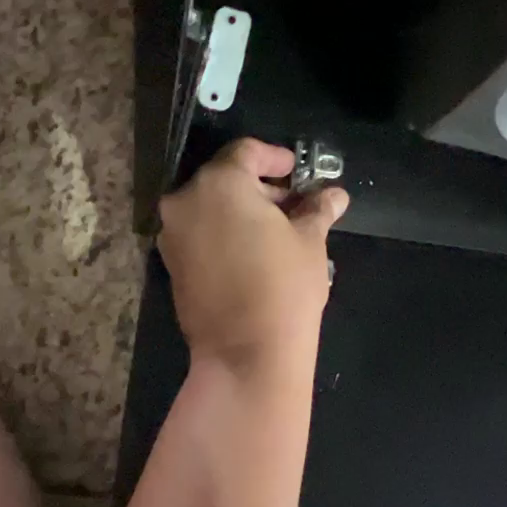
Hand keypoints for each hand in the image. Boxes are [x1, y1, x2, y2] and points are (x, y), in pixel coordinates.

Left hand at [157, 138, 349, 373]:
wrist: (246, 353)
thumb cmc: (284, 286)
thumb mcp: (309, 241)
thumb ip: (317, 210)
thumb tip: (335, 195)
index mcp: (219, 183)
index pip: (247, 152)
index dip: (276, 158)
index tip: (297, 172)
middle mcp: (185, 201)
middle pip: (225, 180)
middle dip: (260, 188)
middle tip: (294, 206)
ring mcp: (173, 235)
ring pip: (209, 208)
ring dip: (240, 212)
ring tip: (277, 232)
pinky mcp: (171, 265)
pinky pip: (200, 235)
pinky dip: (223, 234)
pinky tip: (252, 252)